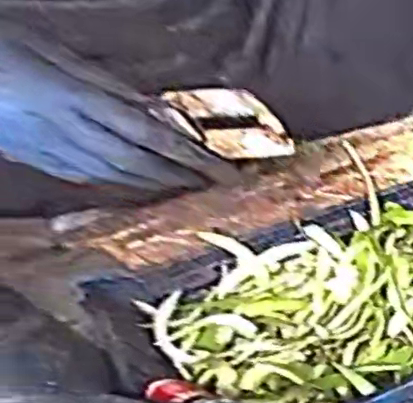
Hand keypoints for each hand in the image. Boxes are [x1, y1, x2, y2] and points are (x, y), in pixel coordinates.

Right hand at [0, 29, 232, 191]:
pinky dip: (124, 183)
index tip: (230, 173)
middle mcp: (56, 126)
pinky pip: (87, 178)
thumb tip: (168, 114)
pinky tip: (144, 183)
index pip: (151, 136)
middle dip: (183, 178)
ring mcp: (39, 144)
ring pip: (116, 177)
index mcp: (66, 95)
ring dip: (159, 185)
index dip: (196, 159)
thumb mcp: (50, 50)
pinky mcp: (26, 155)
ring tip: (190, 186)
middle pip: (139, 164)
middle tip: (217, 185)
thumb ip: (112, 86)